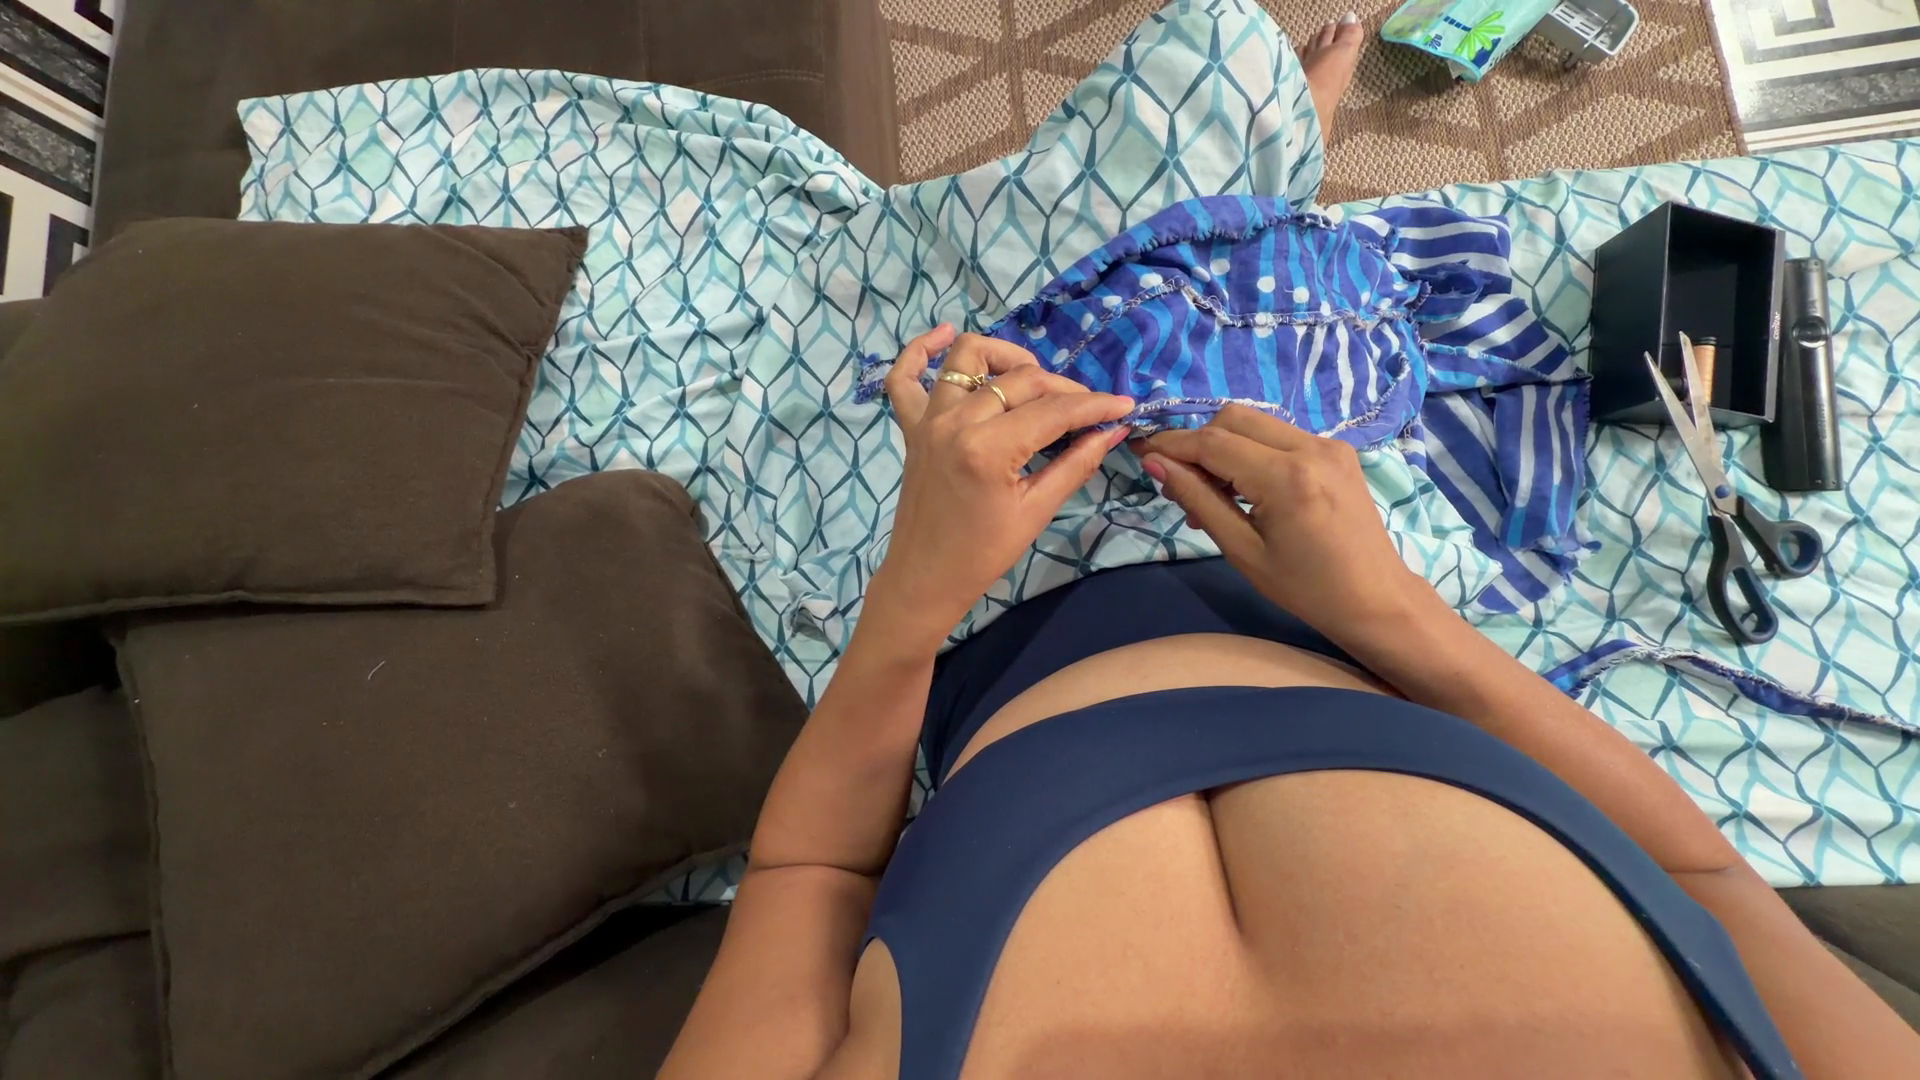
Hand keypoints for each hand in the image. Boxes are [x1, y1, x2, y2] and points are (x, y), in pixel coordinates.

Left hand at [862, 325, 1134, 651]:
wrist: (925, 577)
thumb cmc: (983, 553)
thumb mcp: (1036, 510)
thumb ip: (1077, 463)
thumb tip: (1113, 430)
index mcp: (988, 448)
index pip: (1053, 411)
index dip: (1094, 406)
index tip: (1124, 406)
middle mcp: (955, 421)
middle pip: (1020, 379)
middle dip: (1063, 388)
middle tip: (1087, 409)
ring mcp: (928, 419)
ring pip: (967, 357)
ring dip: (1005, 356)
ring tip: (1031, 377)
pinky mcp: (911, 426)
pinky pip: (904, 376)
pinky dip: (920, 350)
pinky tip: (944, 336)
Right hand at [1133, 405, 1430, 644]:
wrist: (1376, 599)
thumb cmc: (1304, 588)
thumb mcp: (1242, 549)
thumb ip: (1198, 499)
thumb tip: (1155, 463)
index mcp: (1286, 477)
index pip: (1213, 443)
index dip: (1171, 445)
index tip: (1140, 452)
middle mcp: (1310, 447)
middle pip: (1232, 419)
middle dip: (1196, 443)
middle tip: (1178, 483)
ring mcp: (1328, 445)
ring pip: (1255, 423)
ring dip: (1222, 446)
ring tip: (1208, 493)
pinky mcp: (1336, 451)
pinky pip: (1278, 436)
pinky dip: (1249, 452)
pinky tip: (1242, 488)